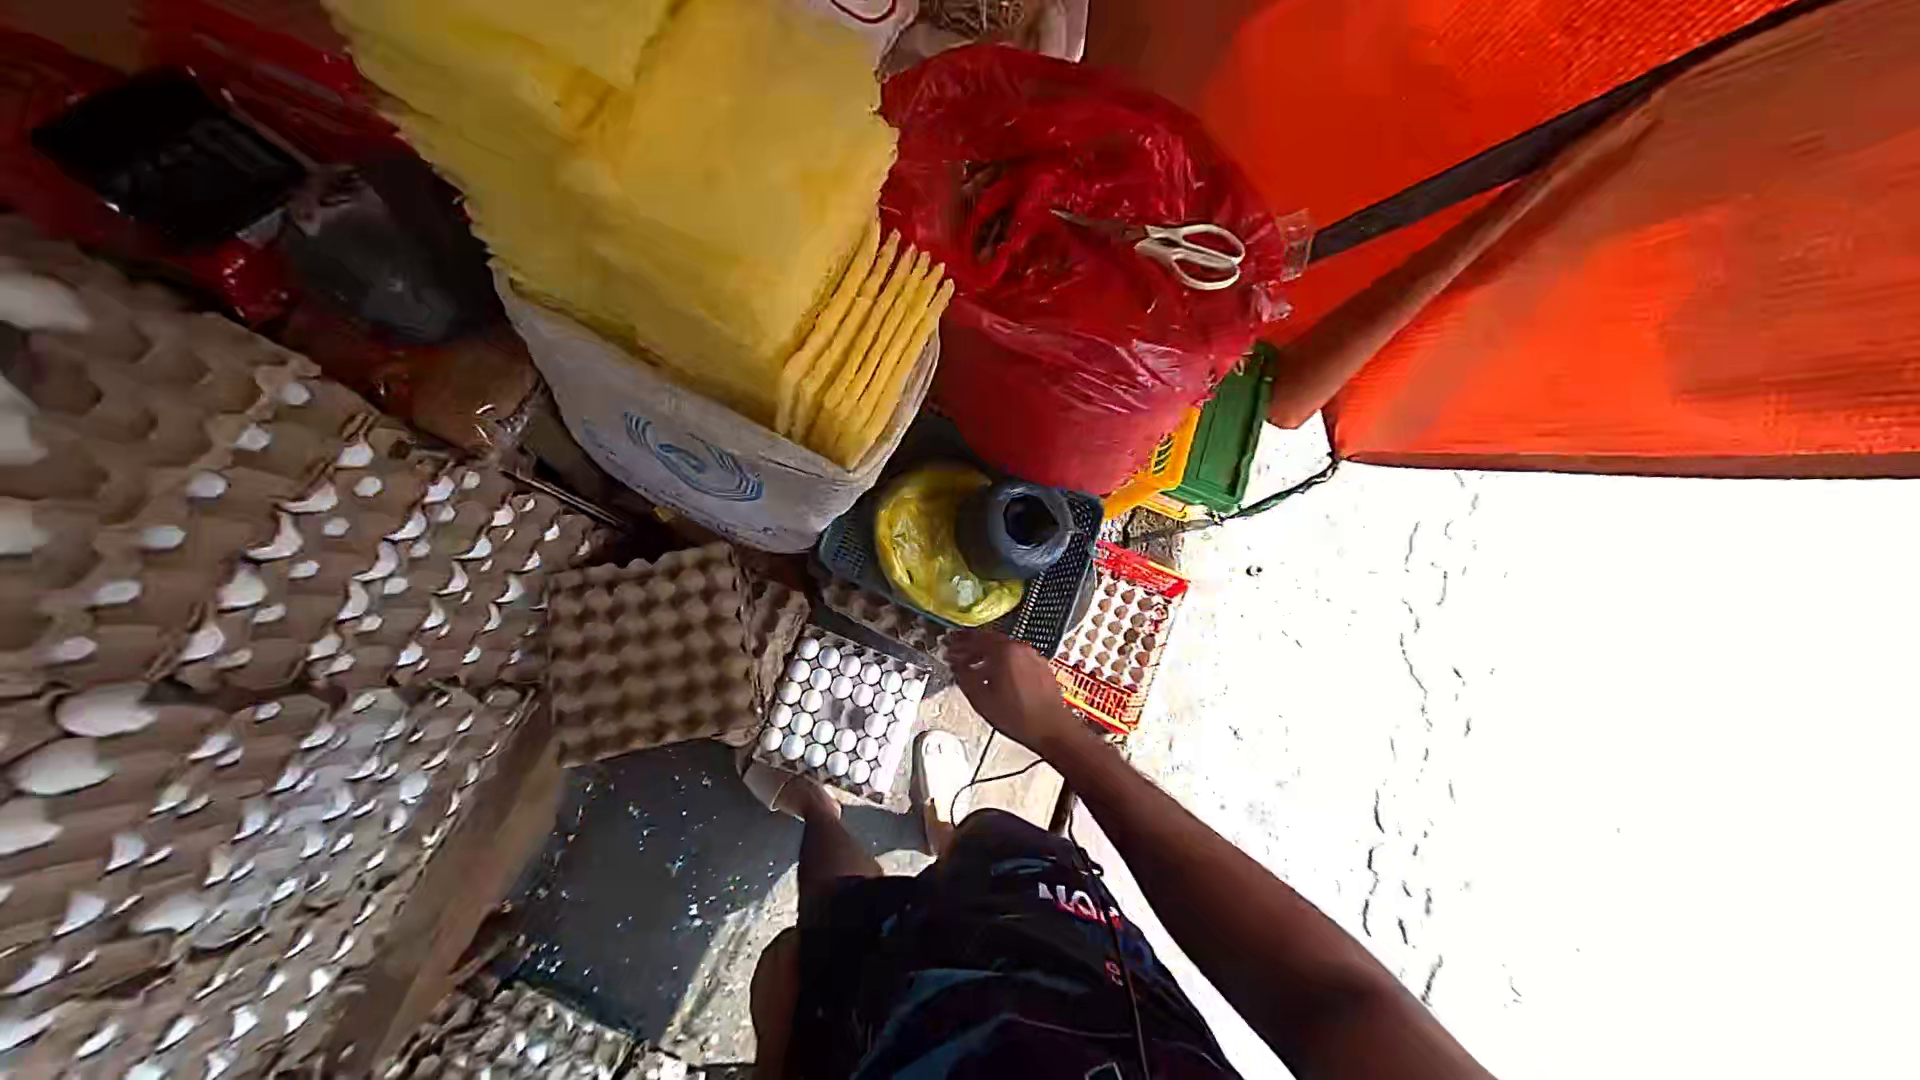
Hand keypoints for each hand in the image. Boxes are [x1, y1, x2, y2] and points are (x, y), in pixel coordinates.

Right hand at [947, 629, 1086, 756]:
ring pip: (1004, 648)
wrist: (1052, 729)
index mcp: (1005, 652)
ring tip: (974, 666)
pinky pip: (1016, 657)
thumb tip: (958, 667)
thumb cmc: (1020, 717)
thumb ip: (965, 677)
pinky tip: (996, 675)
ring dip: (987, 654)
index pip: (976, 638)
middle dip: (972, 646)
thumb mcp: (981, 699)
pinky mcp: (1041, 666)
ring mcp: (1033, 656)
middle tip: (958, 652)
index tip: (949, 646)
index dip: (959, 643)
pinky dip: (1003, 661)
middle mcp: (1021, 649)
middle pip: (991, 640)